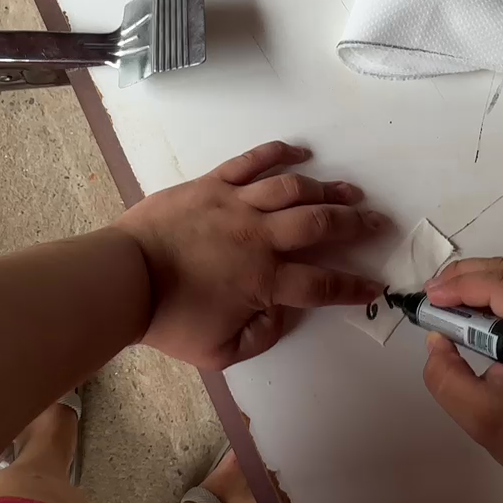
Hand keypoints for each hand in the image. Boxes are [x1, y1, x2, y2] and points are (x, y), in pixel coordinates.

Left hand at [111, 141, 387, 368]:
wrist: (124, 279)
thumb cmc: (168, 318)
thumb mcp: (217, 351)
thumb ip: (259, 337)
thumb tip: (284, 313)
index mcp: (262, 279)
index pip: (320, 284)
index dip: (353, 285)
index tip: (377, 284)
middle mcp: (259, 236)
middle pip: (318, 224)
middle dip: (355, 223)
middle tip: (379, 220)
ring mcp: (237, 204)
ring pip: (292, 188)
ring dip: (326, 187)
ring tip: (350, 189)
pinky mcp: (214, 183)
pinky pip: (251, 161)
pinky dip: (278, 152)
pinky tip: (300, 151)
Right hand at [420, 258, 502, 495]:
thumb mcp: (483, 420)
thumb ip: (449, 381)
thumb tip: (437, 338)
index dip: (466, 287)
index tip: (431, 297)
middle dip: (464, 276)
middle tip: (430, 293)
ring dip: (474, 277)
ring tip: (442, 294)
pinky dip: (487, 284)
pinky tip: (466, 299)